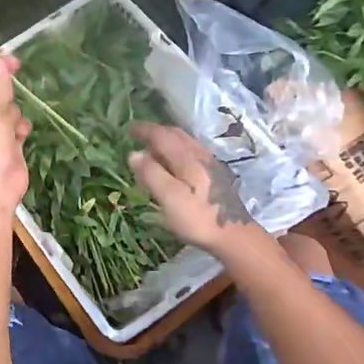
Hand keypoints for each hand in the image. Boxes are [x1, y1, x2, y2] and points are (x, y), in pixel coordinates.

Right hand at [127, 123, 268, 256]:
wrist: (234, 235)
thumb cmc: (198, 219)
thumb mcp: (170, 198)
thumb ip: (151, 174)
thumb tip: (134, 153)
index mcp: (187, 158)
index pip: (162, 135)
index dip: (144, 130)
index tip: (128, 128)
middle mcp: (200, 155)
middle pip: (176, 134)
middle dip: (156, 132)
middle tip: (139, 137)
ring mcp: (210, 164)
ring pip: (186, 142)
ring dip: (167, 141)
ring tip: (152, 150)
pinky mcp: (216, 174)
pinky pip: (192, 152)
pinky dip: (177, 151)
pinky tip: (173, 165)